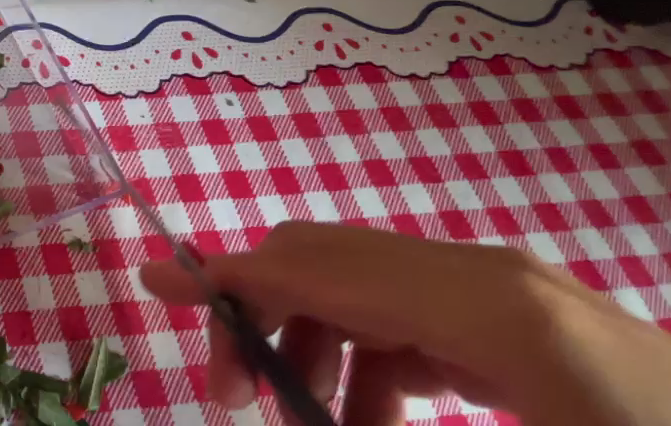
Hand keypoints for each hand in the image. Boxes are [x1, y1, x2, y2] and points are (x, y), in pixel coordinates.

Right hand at [141, 221, 670, 425]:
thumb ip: (376, 413)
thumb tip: (292, 412)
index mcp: (480, 303)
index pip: (313, 269)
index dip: (226, 276)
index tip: (153, 283)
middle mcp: (479, 273)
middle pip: (322, 260)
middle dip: (261, 316)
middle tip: (235, 397)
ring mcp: (502, 290)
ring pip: (359, 286)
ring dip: (312, 345)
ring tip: (303, 421)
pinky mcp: (516, 317)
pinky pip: (406, 315)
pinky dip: (366, 360)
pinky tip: (368, 420)